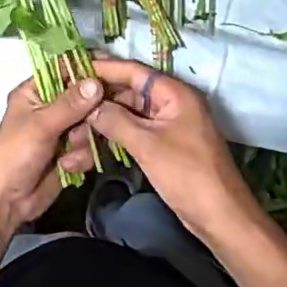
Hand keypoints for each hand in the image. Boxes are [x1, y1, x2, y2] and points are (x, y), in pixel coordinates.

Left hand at [0, 77, 100, 238]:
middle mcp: (49, 106)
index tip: (110, 75)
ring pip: (89, 124)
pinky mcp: (70, 152)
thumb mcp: (42, 125)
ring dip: (83, 140)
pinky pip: (88, 146)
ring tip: (69, 152)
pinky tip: (68, 167)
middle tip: (89, 124)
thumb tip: (96, 81)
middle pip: (83, 99)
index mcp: (34, 91)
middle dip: (88, 115)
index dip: (85, 71)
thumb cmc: (16, 153)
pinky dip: (81, 157)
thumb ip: (70, 104)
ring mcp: (61, 130)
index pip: (63, 70)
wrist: (8, 199)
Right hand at [85, 60, 262, 242]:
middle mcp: (171, 103)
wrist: (221, 218)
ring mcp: (167, 124)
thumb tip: (89, 105)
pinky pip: (133, 131)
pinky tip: (89, 144)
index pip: (132, 70)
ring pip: (127, 114)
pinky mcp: (163, 144)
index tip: (72, 68)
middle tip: (65, 100)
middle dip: (97, 99)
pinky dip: (113, 136)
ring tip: (72, 129)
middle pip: (127, 91)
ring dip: (102, 121)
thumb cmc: (188, 175)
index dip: (102, 68)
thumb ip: (115, 120)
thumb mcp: (147, 145)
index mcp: (174, 94)